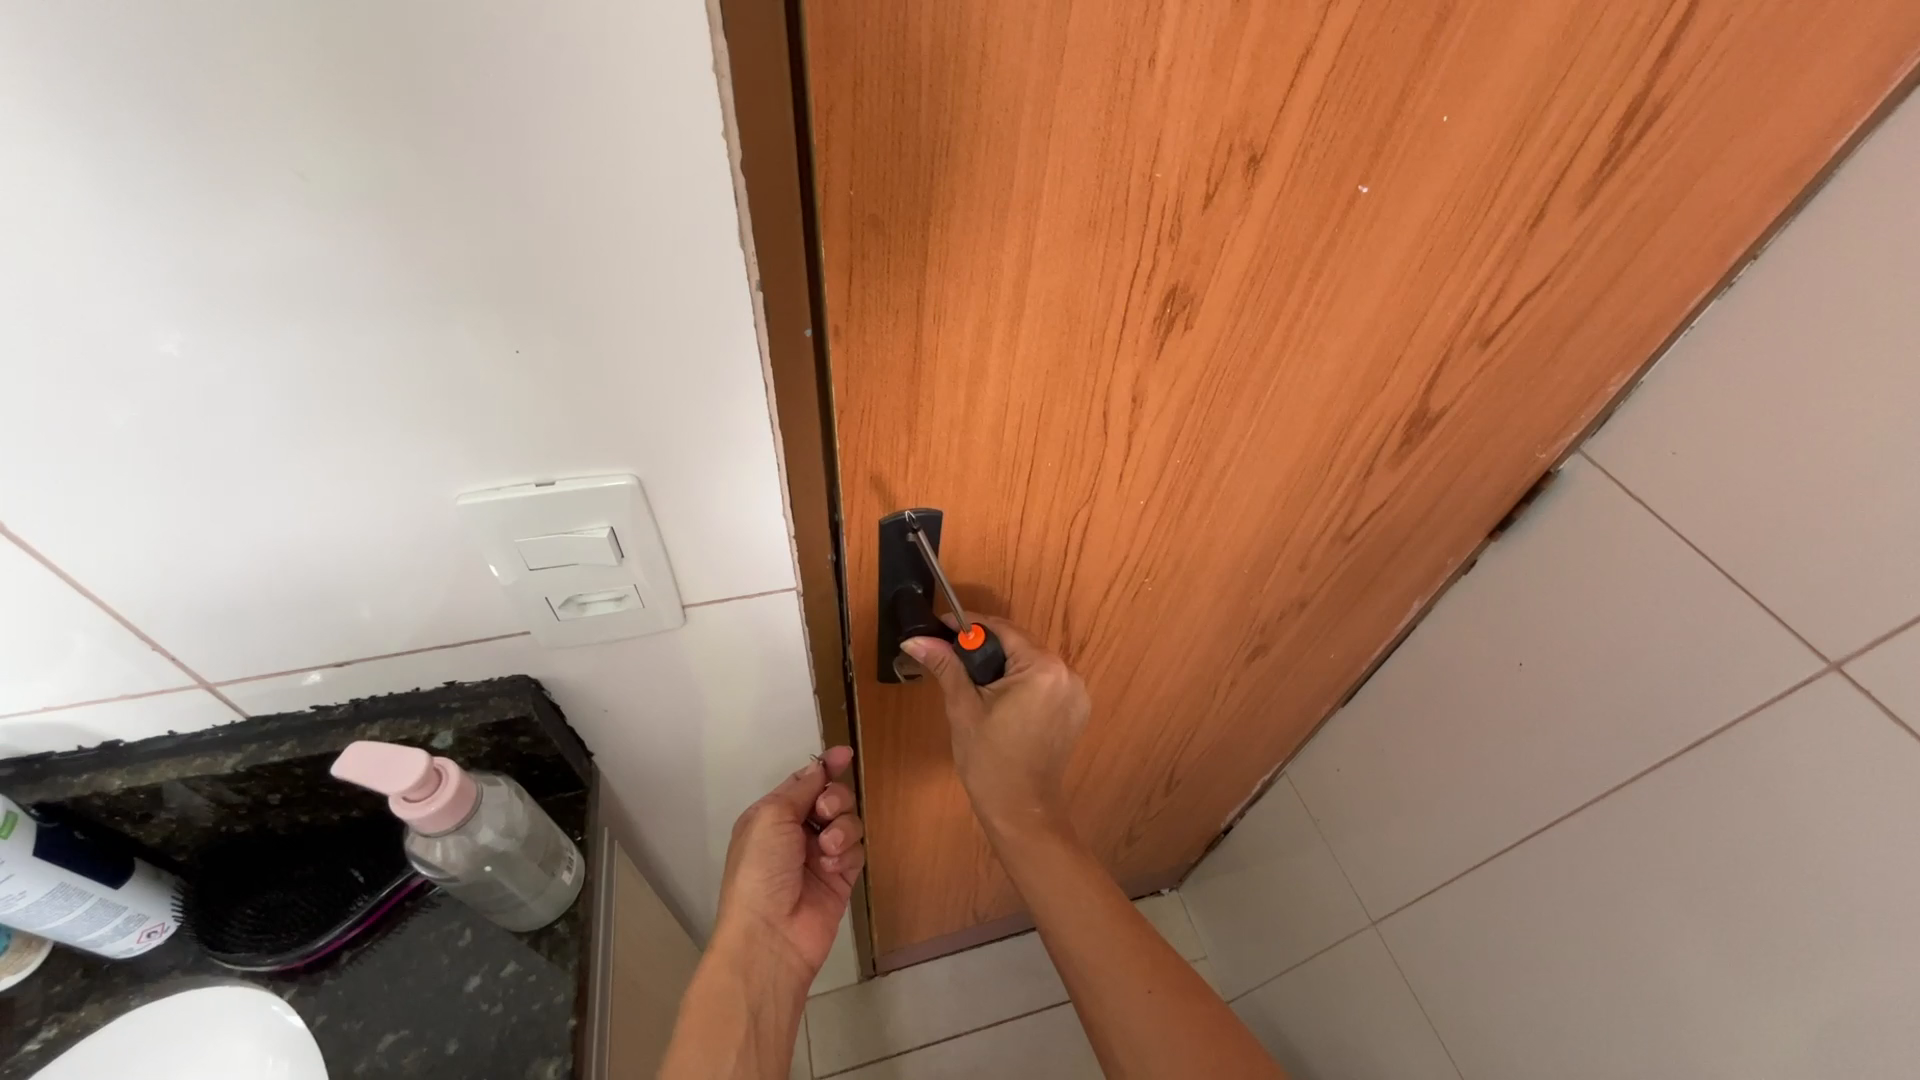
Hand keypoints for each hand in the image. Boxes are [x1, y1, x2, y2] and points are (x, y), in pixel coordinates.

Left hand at [711, 746, 864, 984]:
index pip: (804, 781)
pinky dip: (847, 853)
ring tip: (826, 848)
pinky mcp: (841, 877)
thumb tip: (819, 766)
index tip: (845, 754)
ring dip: (842, 828)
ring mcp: (820, 855)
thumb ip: (801, 787)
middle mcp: (796, 833)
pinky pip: (856, 849)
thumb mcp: (771, 817)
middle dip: (834, 800)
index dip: (825, 767)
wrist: (770, 935)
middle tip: (825, 813)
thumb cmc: (760, 870)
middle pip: (832, 798)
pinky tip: (832, 867)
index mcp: (772, 816)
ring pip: (849, 821)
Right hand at [902, 617, 1089, 842]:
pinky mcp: (1076, 708)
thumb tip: (916, 638)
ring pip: (1031, 661)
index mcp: (1042, 668)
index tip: (941, 626)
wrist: (1021, 810)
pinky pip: (1044, 679)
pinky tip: (998, 695)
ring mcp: (1076, 691)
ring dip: (1003, 662)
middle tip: (950, 651)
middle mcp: (1067, 673)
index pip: (1002, 629)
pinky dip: (1021, 680)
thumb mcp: (964, 708)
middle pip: (1019, 643)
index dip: (969, 626)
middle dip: (985, 645)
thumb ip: (946, 666)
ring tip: (969, 675)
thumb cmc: (989, 761)